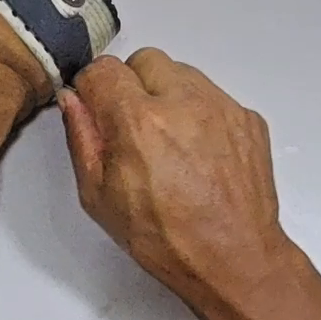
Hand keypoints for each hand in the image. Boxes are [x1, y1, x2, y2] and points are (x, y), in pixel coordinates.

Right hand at [60, 49, 299, 319]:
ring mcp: (221, 106)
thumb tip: (73, 101)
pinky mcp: (247, 118)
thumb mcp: (97, 196)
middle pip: (144, 60)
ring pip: (182, 73)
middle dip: (131, 85)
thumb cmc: (163, 237)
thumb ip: (82, 138)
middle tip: (131, 126)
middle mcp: (182, 102)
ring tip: (167, 141)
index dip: (93, 88)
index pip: (103, 69)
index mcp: (137, 120)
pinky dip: (199, 113)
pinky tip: (196, 152)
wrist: (232, 259)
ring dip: (167, 95)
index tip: (96, 108)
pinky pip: (212, 96)